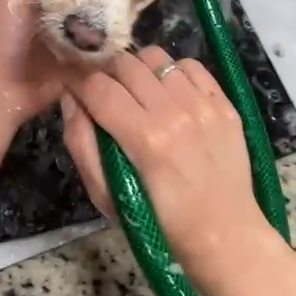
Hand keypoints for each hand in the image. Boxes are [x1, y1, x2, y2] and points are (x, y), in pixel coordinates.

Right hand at [61, 46, 269, 270]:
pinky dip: (173, 73)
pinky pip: (190, 65)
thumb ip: (80, 142)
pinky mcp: (225, 104)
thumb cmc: (158, 222)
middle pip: (124, 63)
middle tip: (105, 93)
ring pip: (155, 57)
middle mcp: (175, 112)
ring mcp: (203, 105)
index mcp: (144, 138)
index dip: (77, 82)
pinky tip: (171, 95)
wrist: (225, 238)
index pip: (96, 86)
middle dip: (106, 73)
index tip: (73, 88)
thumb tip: (70, 97)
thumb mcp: (105, 195)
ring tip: (139, 92)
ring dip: (139, 69)